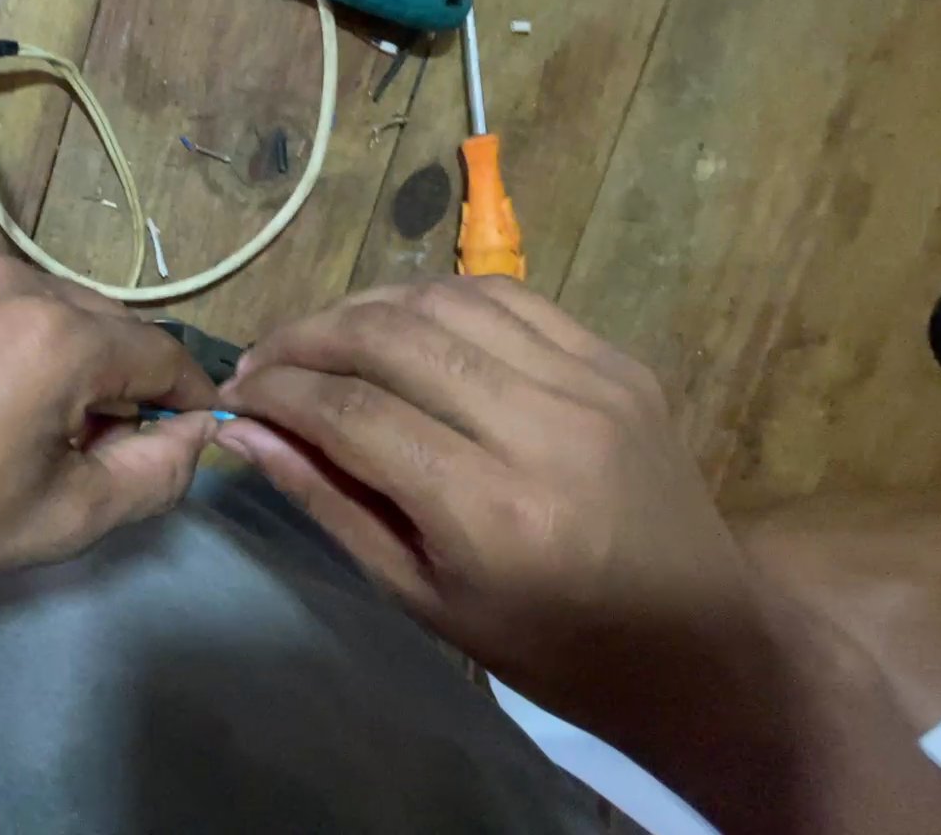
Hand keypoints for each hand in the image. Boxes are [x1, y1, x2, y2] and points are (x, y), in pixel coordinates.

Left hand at [0, 257, 215, 719]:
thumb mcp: (61, 518)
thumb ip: (154, 472)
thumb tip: (195, 431)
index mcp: (57, 336)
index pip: (160, 351)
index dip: (185, 394)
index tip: (185, 429)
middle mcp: (10, 278)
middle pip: (104, 322)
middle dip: (120, 377)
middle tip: (95, 441)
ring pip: (45, 304)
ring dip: (60, 352)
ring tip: (25, 415)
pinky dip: (0, 335)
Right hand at [212, 277, 762, 739]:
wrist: (706, 644)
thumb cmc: (542, 640)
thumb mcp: (413, 591)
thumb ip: (322, 499)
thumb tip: (240, 434)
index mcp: (492, 510)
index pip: (351, 412)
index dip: (277, 393)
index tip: (233, 395)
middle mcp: (544, 428)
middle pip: (387, 339)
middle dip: (301, 339)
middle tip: (258, 361)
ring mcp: (590, 383)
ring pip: (436, 301)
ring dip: (353, 310)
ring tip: (312, 340)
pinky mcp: (614, 360)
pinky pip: (497, 295)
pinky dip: (423, 297)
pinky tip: (388, 322)